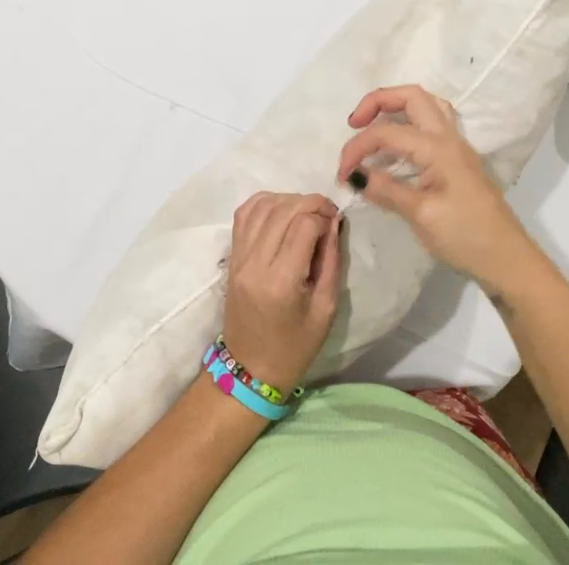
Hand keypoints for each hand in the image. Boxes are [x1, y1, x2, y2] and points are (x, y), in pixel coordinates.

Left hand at [220, 192, 343, 394]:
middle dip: (310, 203)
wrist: (250, 368)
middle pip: (283, 210)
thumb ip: (331, 262)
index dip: (325, 217)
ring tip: (307, 212)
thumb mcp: (325, 309)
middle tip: (328, 212)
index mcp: (281, 282)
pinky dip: (264, 203)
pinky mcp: (231, 257)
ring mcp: (238, 258)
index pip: (304, 225)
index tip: (336, 224)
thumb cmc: (295, 347)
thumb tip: (334, 222)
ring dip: (288, 200)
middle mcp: (254, 263)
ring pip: (262, 206)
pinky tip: (282, 210)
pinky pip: (243, 215)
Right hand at [336, 85, 537, 288]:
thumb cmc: (466, 236)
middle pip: (412, 96)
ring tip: (372, 127)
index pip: (387, 132)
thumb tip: (355, 175)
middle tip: (354, 124)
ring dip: (396, 107)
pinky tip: (396, 146)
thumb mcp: (421, 216)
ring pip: (426, 105)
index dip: (357, 147)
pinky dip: (408, 123)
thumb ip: (386, 190)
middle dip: (378, 102)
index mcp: (438, 148)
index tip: (342, 174)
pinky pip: (431, 124)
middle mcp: (449, 138)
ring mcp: (457, 147)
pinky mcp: (458, 159)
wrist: (507, 259)